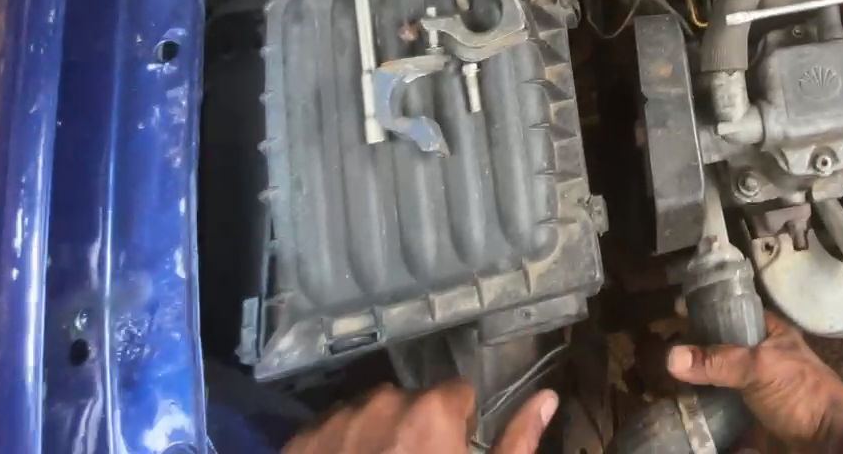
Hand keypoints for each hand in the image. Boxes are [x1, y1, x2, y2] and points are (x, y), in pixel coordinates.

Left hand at [286, 380, 557, 453]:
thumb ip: (516, 442)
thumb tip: (547, 397)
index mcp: (432, 410)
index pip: (456, 394)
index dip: (455, 428)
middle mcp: (383, 402)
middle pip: (409, 403)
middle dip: (411, 431)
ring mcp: (334, 424)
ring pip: (365, 415)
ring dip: (371, 438)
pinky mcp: (294, 447)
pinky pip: (325, 433)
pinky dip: (333, 452)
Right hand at [666, 315, 842, 453]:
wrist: (827, 442)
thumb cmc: (800, 390)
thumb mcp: (759, 366)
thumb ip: (717, 361)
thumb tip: (670, 356)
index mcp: (767, 334)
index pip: (731, 314)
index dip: (705, 311)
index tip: (674, 310)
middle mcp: (758, 360)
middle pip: (718, 353)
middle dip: (691, 356)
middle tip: (658, 356)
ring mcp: (752, 394)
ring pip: (715, 387)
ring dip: (691, 391)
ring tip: (659, 389)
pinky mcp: (747, 425)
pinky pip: (718, 420)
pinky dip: (700, 421)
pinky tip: (677, 420)